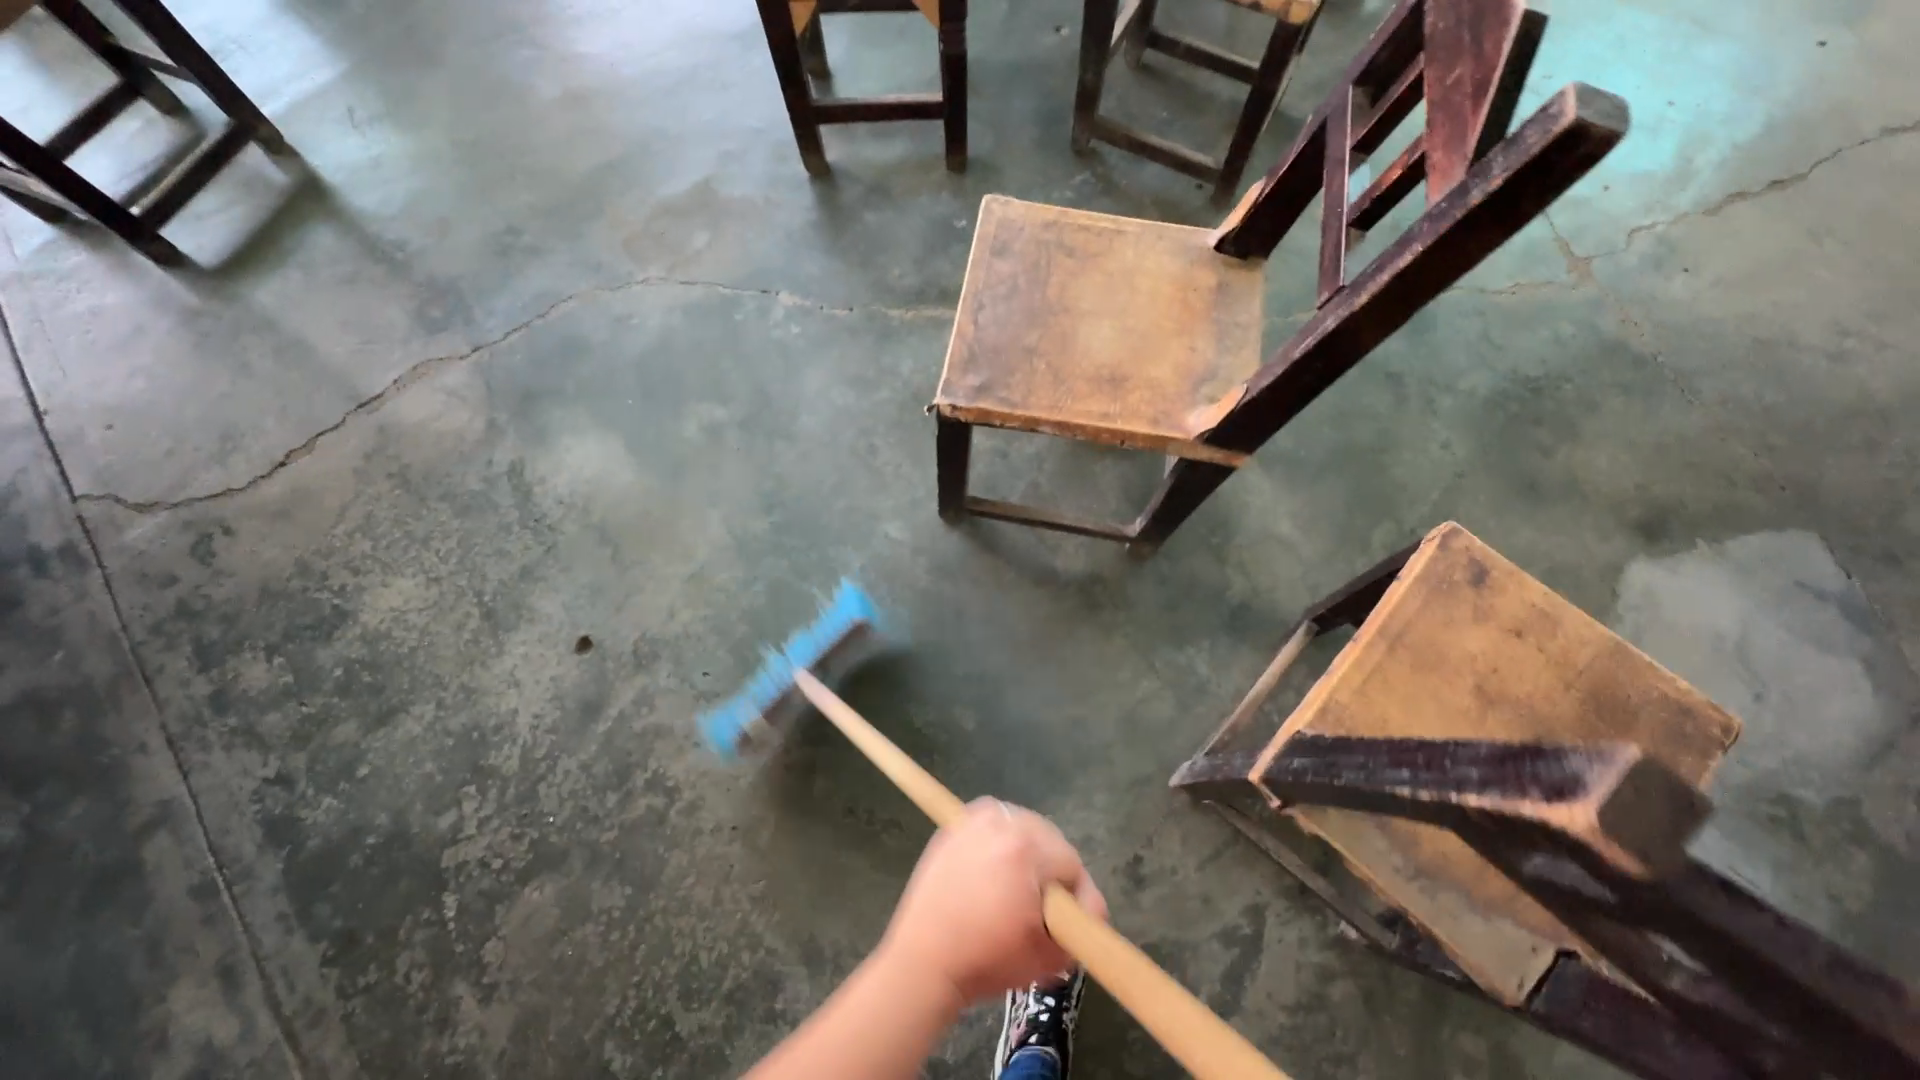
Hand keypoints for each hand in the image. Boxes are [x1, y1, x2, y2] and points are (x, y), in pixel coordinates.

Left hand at [876, 798, 1107, 1006]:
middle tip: (1049, 906)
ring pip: (1022, 828)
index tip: (1073, 921)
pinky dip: (1002, 842)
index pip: (1072, 864)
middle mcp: (1000, 822)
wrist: (924, 961)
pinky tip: (999, 870)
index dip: (1080, 896)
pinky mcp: (953, 827)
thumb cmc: (987, 959)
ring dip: (1030, 853)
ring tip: (1023, 888)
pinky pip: (993, 825)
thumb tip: (1091, 909)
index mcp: (1026, 848)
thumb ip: (1083, 924)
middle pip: (1050, 840)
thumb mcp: (1049, 954)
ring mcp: (972, 820)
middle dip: (1054, 872)